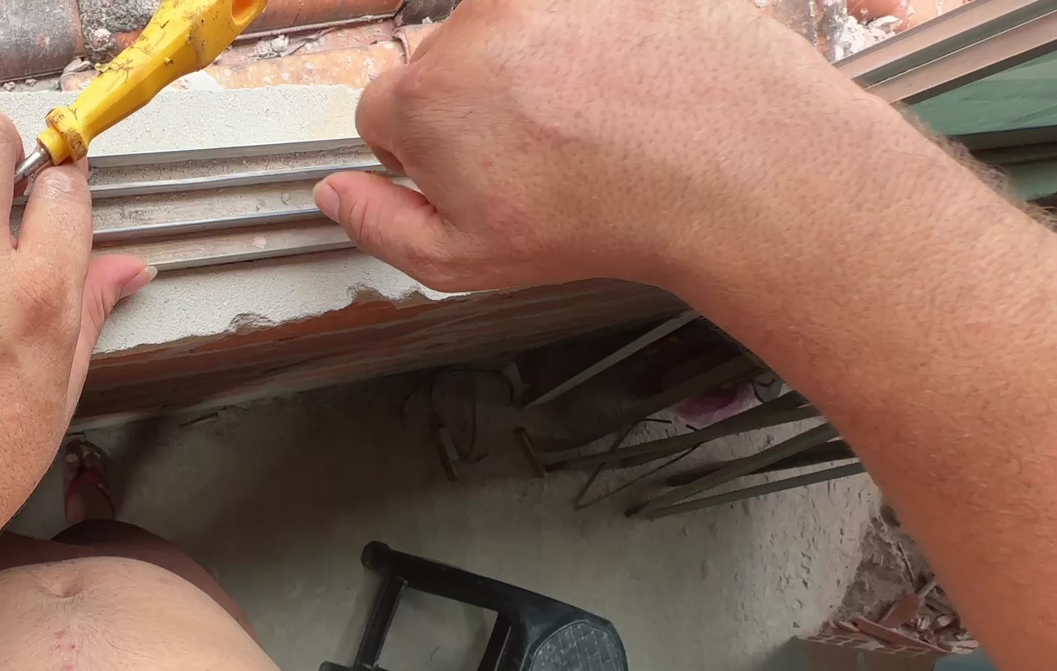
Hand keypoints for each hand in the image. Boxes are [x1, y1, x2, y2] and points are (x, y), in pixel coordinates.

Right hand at [315, 0, 916, 292]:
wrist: (724, 165)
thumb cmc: (588, 219)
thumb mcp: (452, 259)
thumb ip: (373, 224)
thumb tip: (331, 192)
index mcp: (425, 97)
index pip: (376, 112)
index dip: (409, 154)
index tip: (451, 177)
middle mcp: (473, 26)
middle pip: (433, 68)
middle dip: (458, 111)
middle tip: (515, 159)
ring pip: (494, 34)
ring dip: (513, 74)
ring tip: (567, 125)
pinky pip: (555, 14)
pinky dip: (567, 43)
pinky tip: (598, 91)